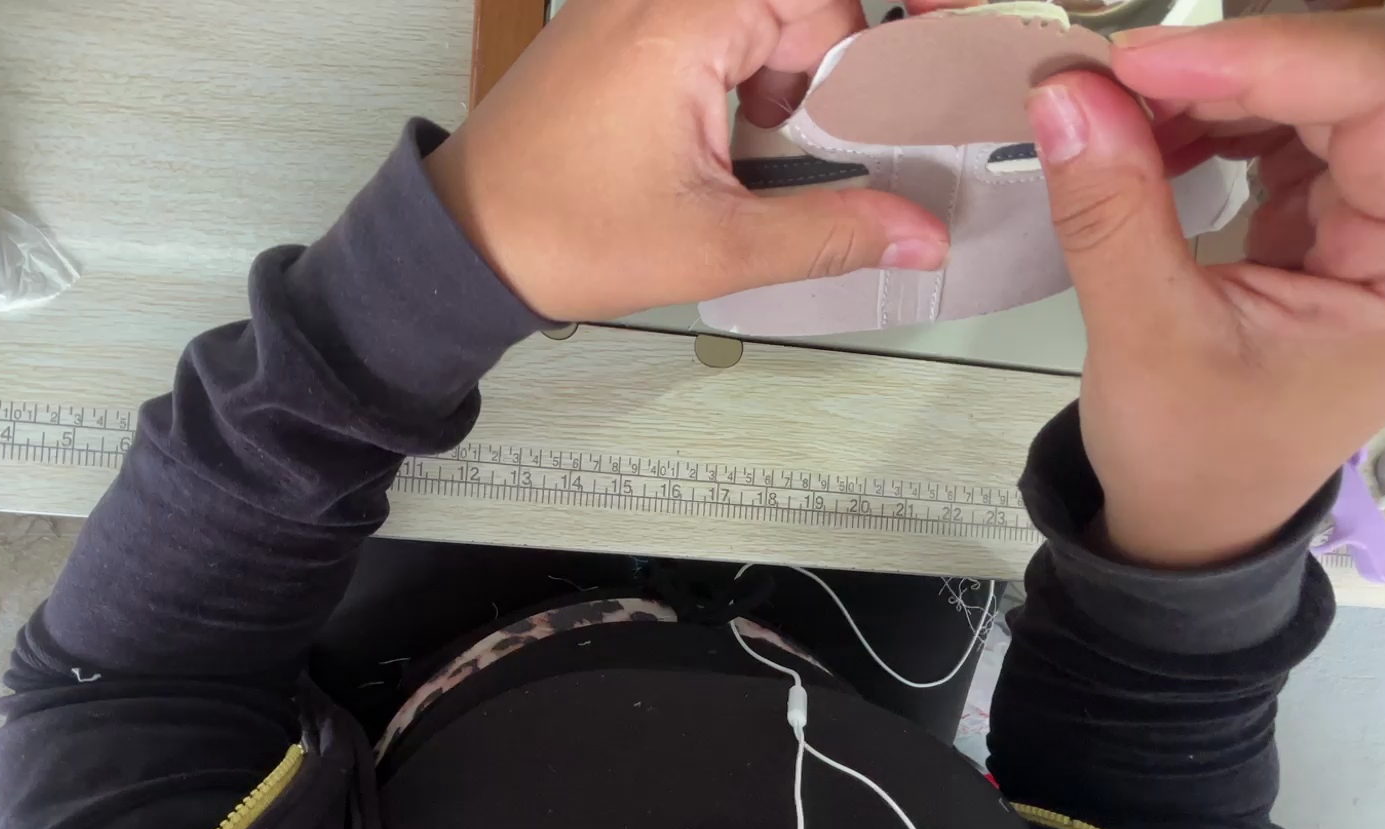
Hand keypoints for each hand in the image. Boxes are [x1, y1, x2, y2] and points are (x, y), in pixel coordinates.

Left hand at [423, 0, 951, 321]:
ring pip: (740, 19)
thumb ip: (829, 235)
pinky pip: (690, 30)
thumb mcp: (716, 246)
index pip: (828, 5)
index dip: (845, 86)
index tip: (832, 152)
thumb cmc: (567, 238)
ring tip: (728, 162)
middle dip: (801, 87)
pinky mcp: (602, 34)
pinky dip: (714, 81)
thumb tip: (918, 236)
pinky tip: (691, 147)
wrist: (466, 247)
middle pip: (786, 6)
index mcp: (687, 12)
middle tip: (773, 162)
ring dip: (758, 86)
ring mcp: (620, 4)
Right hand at [1023, 13, 1384, 566]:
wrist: (1195, 509)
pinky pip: (1288, 129)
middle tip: (1101, 82)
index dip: (1256, 54)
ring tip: (1110, 120)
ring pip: (1324, 88)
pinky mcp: (1341, 215)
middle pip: (1365, 71)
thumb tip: (1063, 100)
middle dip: (1228, 66)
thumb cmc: (1187, 449)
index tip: (1122, 63)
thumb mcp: (1144, 338)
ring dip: (1210, 91)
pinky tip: (1145, 147)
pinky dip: (1208, 123)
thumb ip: (1110, 216)